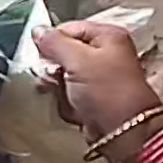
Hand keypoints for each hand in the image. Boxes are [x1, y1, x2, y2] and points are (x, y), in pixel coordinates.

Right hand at [35, 21, 162, 137]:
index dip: (52, 43)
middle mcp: (105, 53)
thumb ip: (54, 43)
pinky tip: (74, 109)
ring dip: (60, 89)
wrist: (125, 133)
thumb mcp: (77, 60)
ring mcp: (100, 77)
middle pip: (64, 53)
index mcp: (107, 36)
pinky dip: (68, 102)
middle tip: (54, 79)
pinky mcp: (95, 98)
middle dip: (55, 69)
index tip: (43, 58)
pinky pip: (71, 94)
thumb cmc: (106, 91)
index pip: (67, 29)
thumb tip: (37, 30)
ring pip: (64, 76)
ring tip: (66, 97)